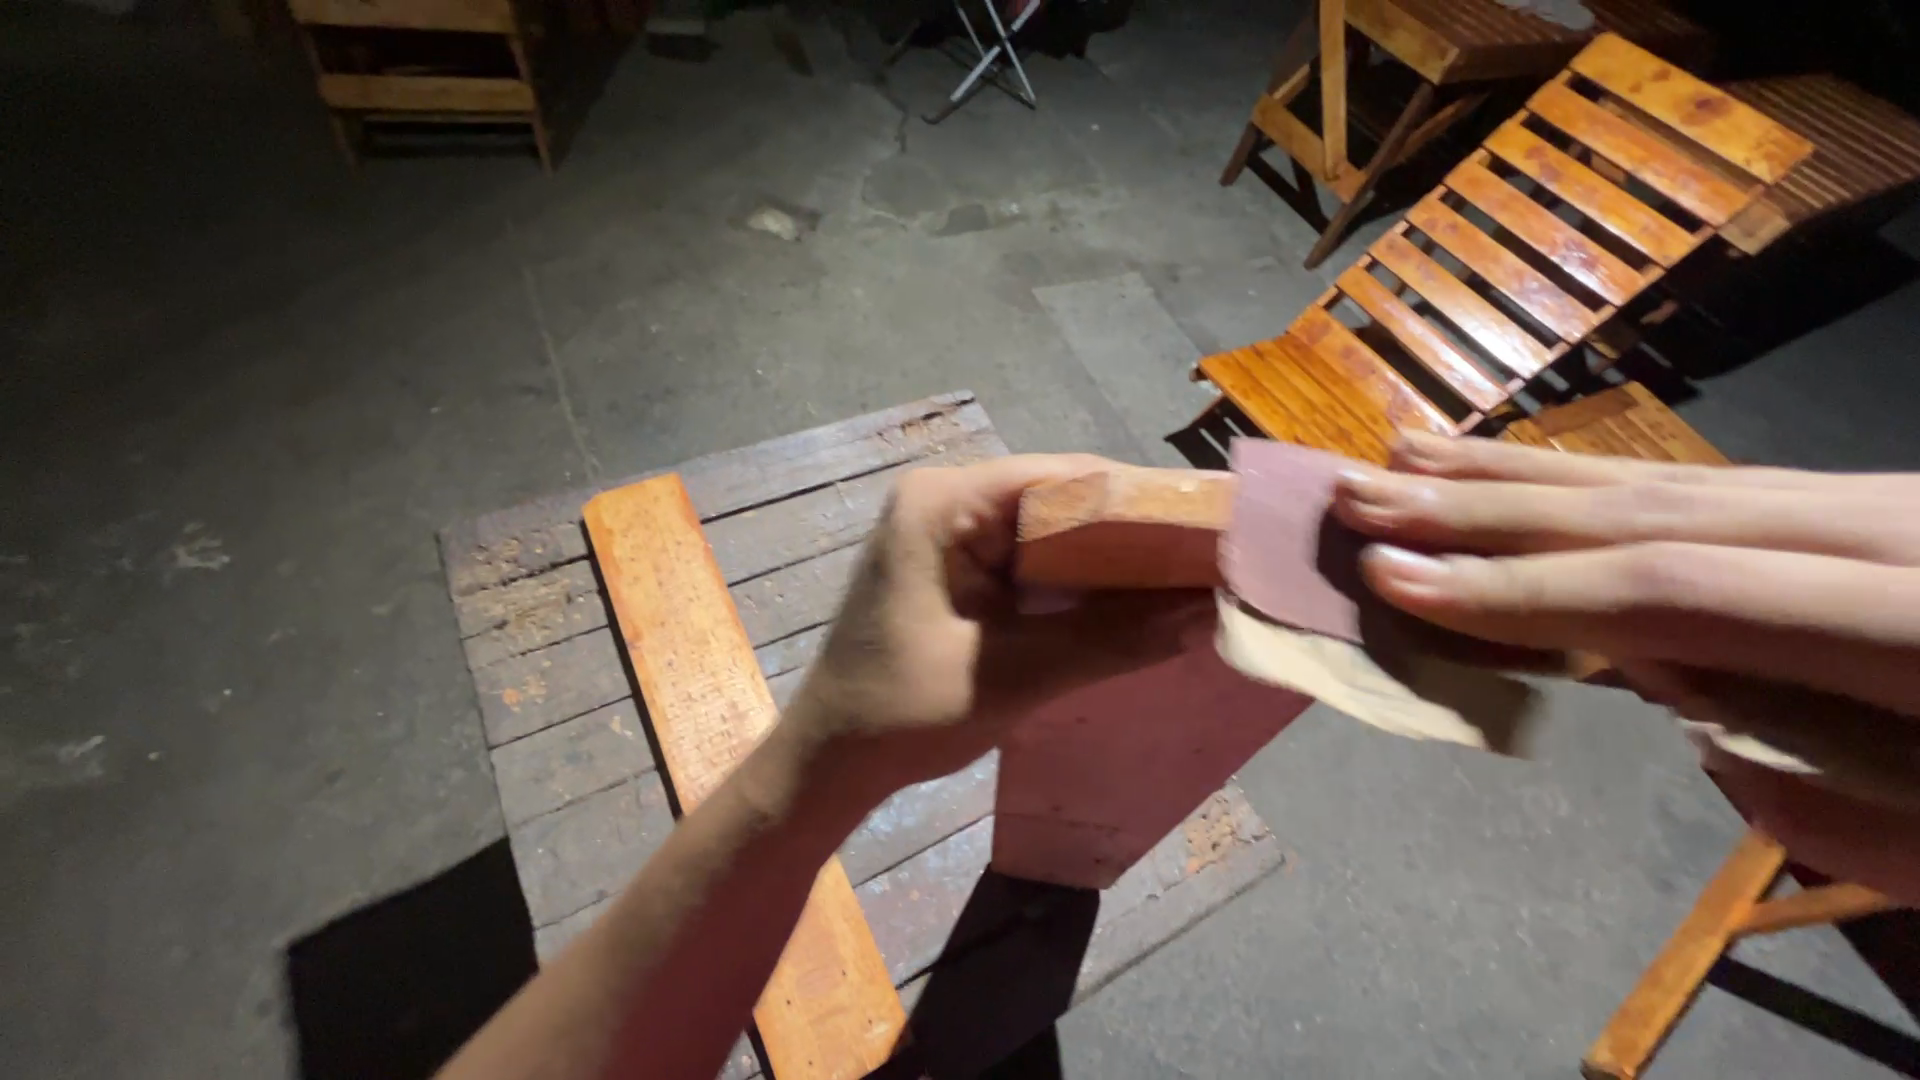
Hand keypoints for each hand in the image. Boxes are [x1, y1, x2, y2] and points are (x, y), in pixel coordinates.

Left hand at [782, 455, 1209, 805]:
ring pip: (1051, 531)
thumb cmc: (903, 714)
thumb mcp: (1012, 676)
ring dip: (1109, 561)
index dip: (1140, 500)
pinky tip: (1127, 603)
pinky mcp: (958, 566)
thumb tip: (1204, 613)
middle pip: (1060, 499)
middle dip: (1131, 534)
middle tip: (1209, 561)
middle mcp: (946, 499)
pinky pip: (1032, 561)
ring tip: (1186, 581)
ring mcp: (950, 532)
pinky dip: (1077, 583)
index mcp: (942, 502)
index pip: (1062, 477)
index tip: (1209, 529)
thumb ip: (1108, 642)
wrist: (831, 758)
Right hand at [1331, 432, 1919, 900]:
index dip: (1519, 589)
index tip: (1393, 580)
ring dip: (1507, 471)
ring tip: (1400, 456)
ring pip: (1653, 478)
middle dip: (1480, 508)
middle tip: (1360, 495)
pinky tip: (1505, 462)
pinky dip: (1577, 469)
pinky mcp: (1848, 499)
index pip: (1671, 592)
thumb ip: (1804, 782)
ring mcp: (1868, 501)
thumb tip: (1672, 696)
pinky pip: (1685, 479)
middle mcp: (1890, 533)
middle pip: (1642, 512)